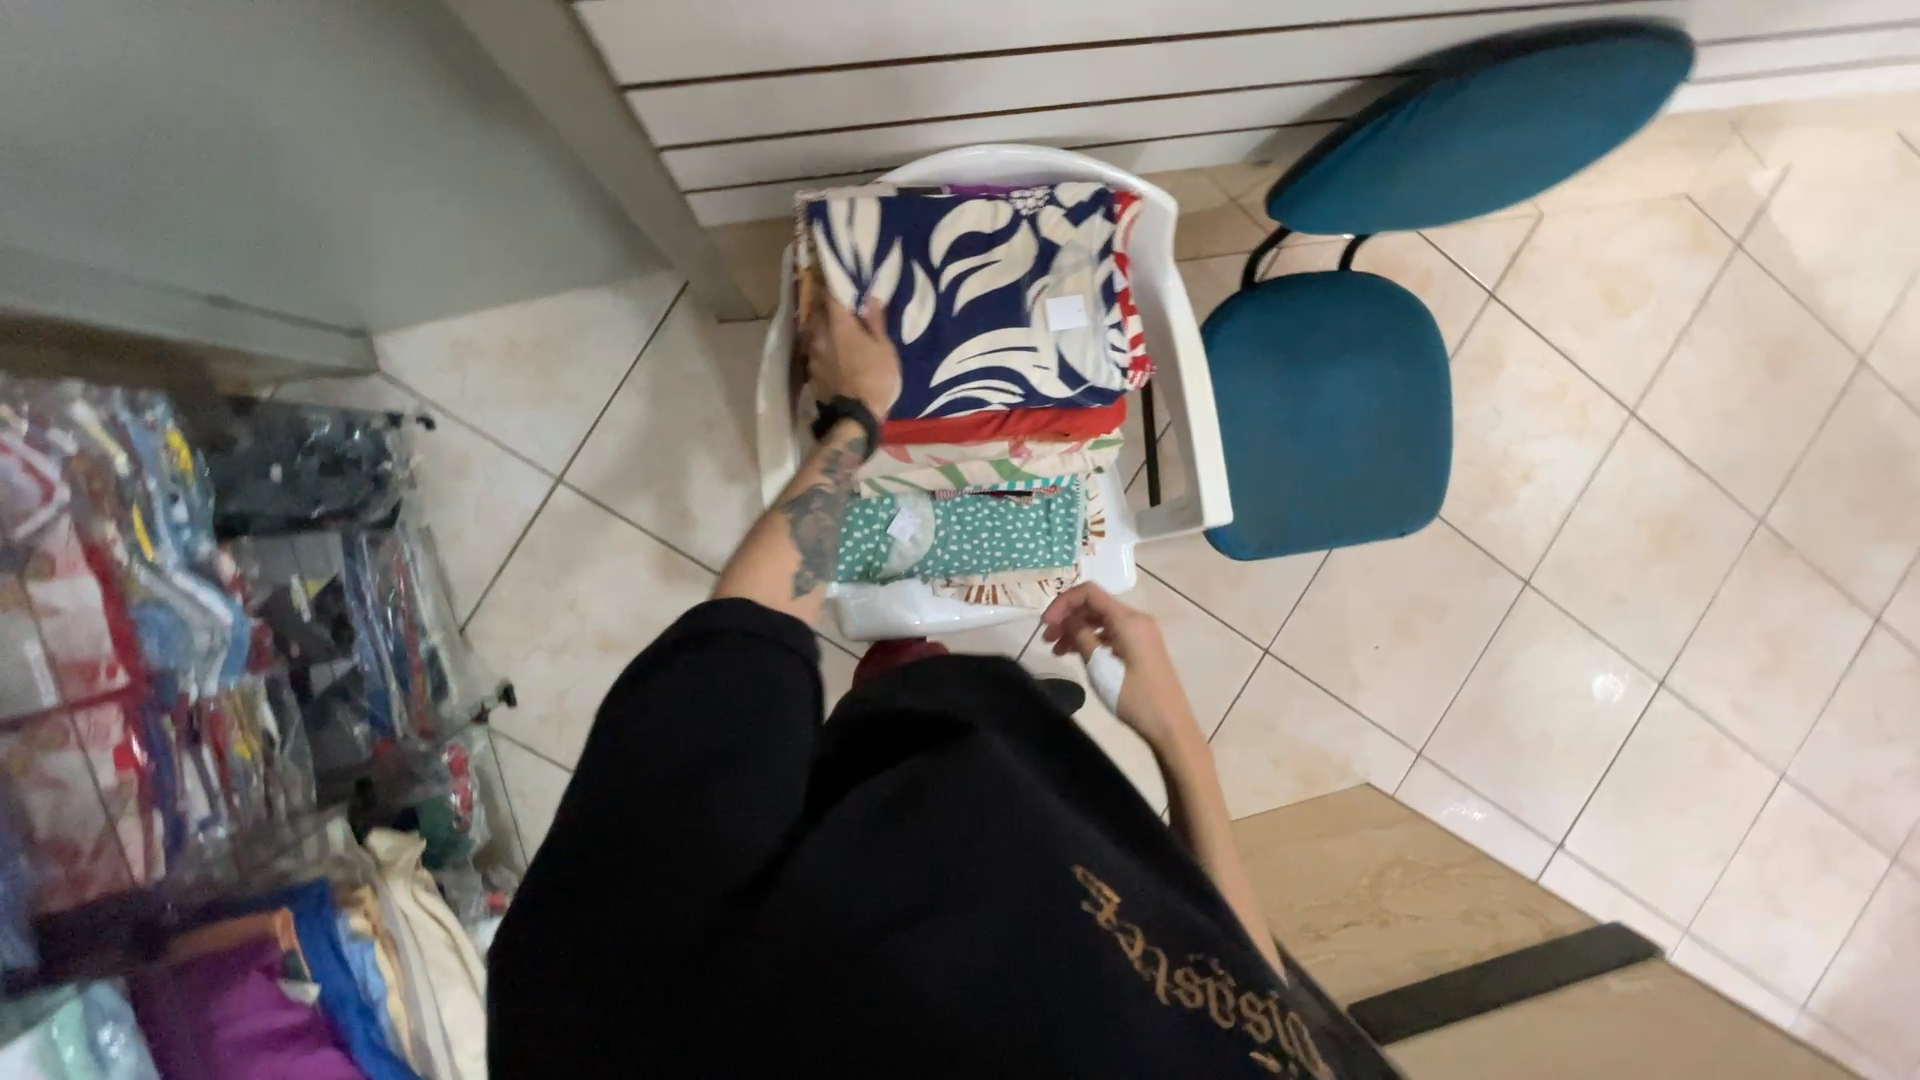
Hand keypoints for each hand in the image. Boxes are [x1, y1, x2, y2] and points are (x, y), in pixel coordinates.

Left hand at [807, 291, 902, 418]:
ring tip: (833, 328)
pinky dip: (821, 348)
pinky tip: (830, 353)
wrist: (854, 417)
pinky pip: (814, 352)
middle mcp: (819, 334)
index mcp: (839, 324)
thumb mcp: (885, 349)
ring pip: (813, 332)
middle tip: (834, 301)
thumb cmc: (876, 379)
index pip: (829, 294)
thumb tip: (870, 297)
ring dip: (821, 327)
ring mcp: (812, 354)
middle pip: (817, 312)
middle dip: (824, 304)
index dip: (829, 282)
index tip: (831, 273)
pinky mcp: (810, 372)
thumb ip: (875, 322)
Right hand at [1039, 583, 1199, 750]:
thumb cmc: (1134, 698)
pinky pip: (1111, 633)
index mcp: (1128, 619)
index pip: (1089, 593)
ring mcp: (1140, 633)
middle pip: (1094, 605)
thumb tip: (1068, 619)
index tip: (1045, 623)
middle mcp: (1136, 619)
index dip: (1063, 603)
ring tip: (1056, 650)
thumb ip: (1082, 636)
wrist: (1170, 726)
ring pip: (1101, 620)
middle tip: (1047, 638)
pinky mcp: (1141, 647)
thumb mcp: (1100, 667)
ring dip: (1076, 629)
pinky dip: (1091, 639)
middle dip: (1067, 617)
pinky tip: (1075, 654)